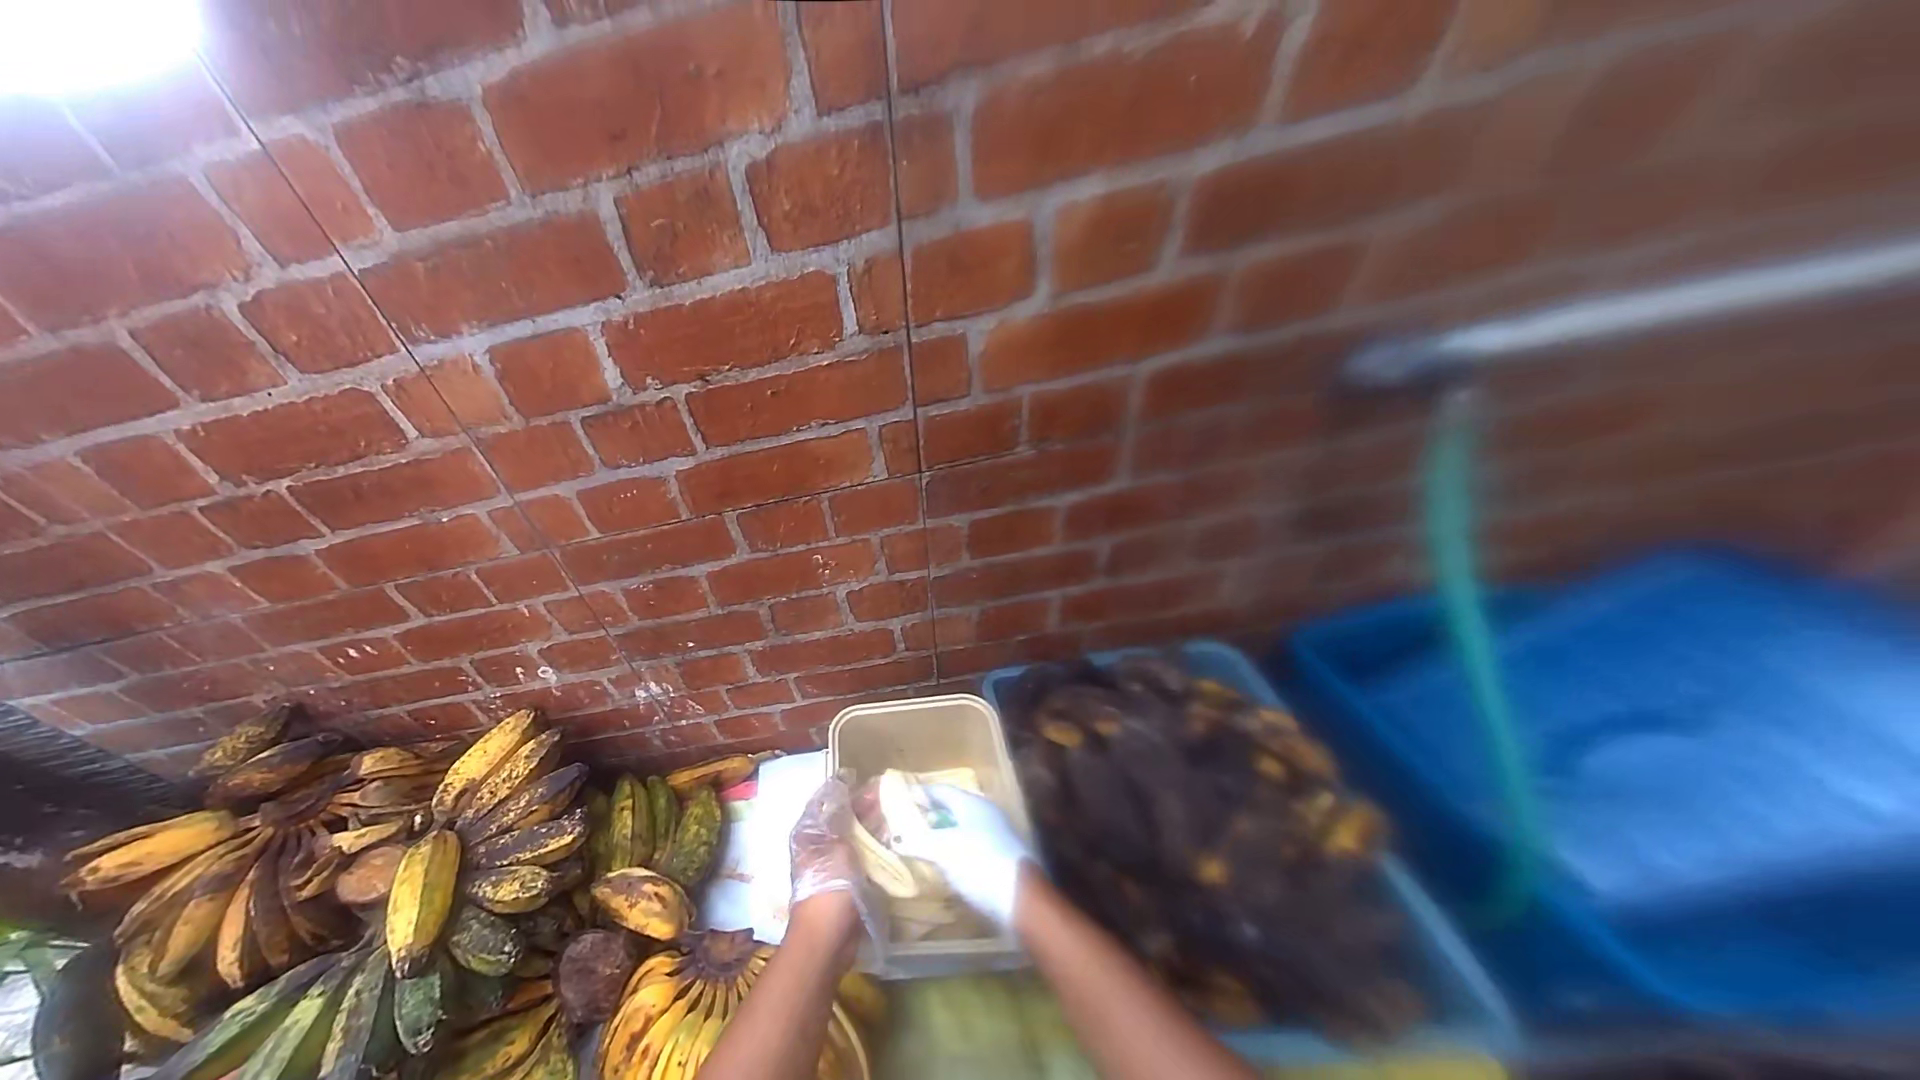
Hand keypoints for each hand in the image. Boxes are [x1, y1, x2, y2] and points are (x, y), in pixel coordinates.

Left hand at [788, 778, 881, 946]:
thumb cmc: (828, 883)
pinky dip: (877, 847)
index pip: (828, 800)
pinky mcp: (848, 881)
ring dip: (874, 826)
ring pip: (856, 836)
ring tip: (897, 812)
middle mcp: (819, 845)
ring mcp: (834, 864)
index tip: (873, 781)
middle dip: (866, 807)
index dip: (849, 789)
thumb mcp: (835, 841)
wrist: (828, 936)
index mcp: (808, 832)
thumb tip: (844, 784)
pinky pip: (864, 856)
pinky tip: (895, 840)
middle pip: (844, 817)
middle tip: (892, 794)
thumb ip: (842, 813)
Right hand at [890, 783, 1034, 928]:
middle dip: (930, 814)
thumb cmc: (979, 863)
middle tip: (906, 822)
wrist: (1020, 899)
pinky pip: (969, 847)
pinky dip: (953, 851)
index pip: (942, 790)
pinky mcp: (999, 858)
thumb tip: (894, 837)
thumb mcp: (943, 850)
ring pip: (962, 828)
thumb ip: (918, 841)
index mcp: (972, 803)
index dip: (921, 793)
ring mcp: (995, 836)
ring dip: (942, 834)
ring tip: (919, 844)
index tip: (900, 798)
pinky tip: (942, 865)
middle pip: (953, 808)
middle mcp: (985, 814)